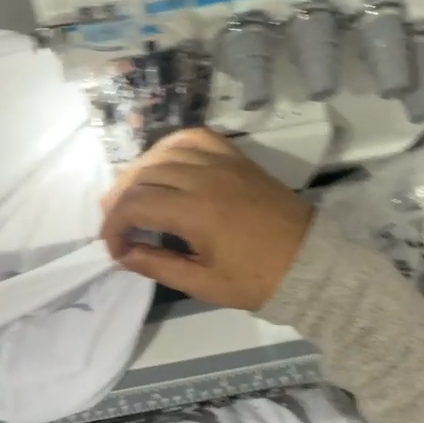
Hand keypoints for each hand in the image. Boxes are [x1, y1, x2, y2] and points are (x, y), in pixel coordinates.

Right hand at [100, 128, 313, 310]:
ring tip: (130, 195)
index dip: (114, 226)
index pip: (135, 205)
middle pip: (143, 176)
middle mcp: (204, 178)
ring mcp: (221, 162)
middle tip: (114, 224)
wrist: (309, 261)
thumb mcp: (203, 283)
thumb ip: (158, 266)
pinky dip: (170, 147)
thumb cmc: (256, 280)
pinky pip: (194, 138)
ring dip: (139, 173)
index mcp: (195, 212)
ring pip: (163, 153)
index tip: (114, 249)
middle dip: (120, 200)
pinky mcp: (235, 157)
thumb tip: (123, 255)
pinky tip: (161, 163)